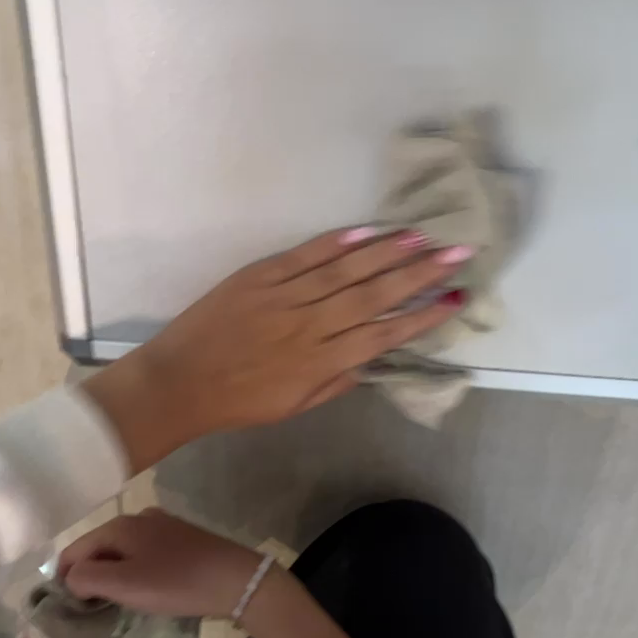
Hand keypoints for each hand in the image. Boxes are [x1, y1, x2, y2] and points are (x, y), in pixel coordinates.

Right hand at [58, 509, 268, 618]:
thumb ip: (86, 578)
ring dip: (115, 574)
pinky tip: (149, 588)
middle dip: (90, 575)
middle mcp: (138, 517)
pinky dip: (138, 570)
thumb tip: (73, 578)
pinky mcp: (183, 538)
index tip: (71, 608)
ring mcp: (163, 525)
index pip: (74, 550)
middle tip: (95, 608)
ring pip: (123, 550)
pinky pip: (146, 552)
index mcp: (119, 525)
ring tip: (120, 601)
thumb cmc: (177, 583)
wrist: (237, 580)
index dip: (65, 579)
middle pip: (99, 548)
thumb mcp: (124, 584)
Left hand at [83, 226, 469, 470]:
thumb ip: (337, 381)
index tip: (457, 299)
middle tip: (458, 252)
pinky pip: (305, 256)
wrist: (179, 383)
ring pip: (346, 270)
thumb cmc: (239, 402)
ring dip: (388, 252)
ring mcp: (285, 297)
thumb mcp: (294, 406)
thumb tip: (373, 358)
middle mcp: (311, 326)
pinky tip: (368, 232)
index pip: (384, 334)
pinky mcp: (260, 277)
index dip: (424, 316)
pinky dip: (338, 242)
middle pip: (375, 295)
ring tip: (423, 236)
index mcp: (321, 363)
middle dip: (420, 274)